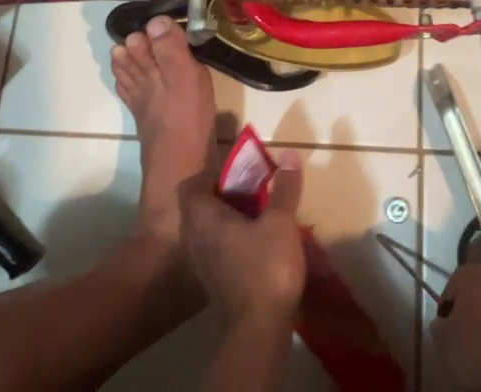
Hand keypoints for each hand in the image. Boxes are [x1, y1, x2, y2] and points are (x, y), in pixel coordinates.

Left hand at [178, 148, 306, 326]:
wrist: (258, 327)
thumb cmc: (265, 265)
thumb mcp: (281, 221)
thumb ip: (284, 187)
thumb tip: (288, 153)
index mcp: (204, 217)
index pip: (191, 186)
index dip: (209, 176)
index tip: (234, 172)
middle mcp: (194, 238)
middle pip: (197, 208)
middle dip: (220, 197)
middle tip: (248, 189)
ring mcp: (200, 263)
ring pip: (205, 231)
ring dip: (223, 221)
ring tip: (253, 214)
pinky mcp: (211, 283)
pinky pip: (213, 251)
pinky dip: (227, 242)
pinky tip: (251, 244)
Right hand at [431, 264, 480, 391]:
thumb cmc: (475, 347)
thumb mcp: (442, 339)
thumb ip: (440, 324)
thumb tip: (444, 323)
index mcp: (474, 274)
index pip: (454, 285)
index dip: (447, 306)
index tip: (445, 326)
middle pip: (480, 292)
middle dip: (473, 310)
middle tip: (465, 334)